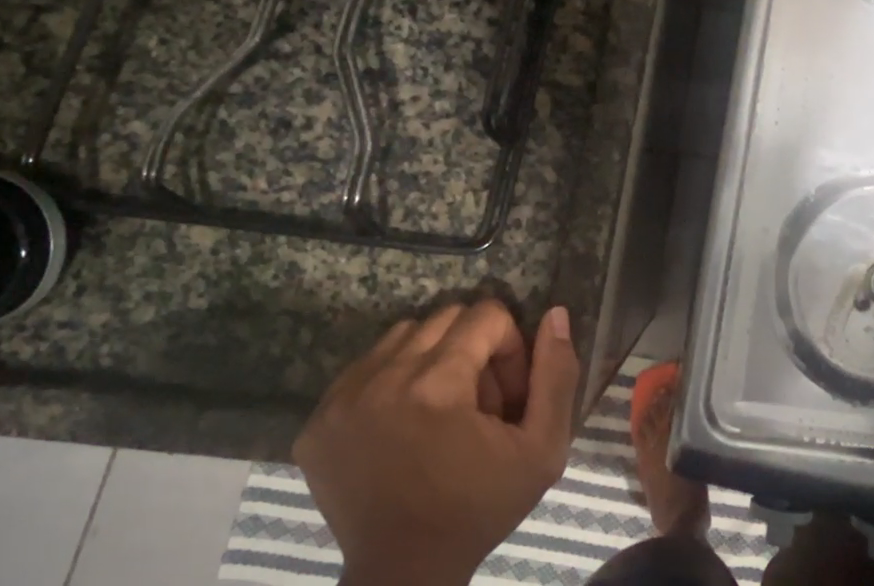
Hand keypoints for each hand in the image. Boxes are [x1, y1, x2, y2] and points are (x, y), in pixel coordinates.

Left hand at [294, 301, 579, 585]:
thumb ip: (556, 375)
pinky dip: (393, 380)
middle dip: (474, 348)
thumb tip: (555, 314)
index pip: (486, 316)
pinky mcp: (317, 421)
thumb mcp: (543, 449)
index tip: (507, 397)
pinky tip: (404, 424)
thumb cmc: (480, 509)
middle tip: (478, 404)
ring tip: (441, 411)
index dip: (510, 348)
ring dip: (433, 358)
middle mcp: (382, 380)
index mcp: (437, 385)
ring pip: (403, 335)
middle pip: (444, 318)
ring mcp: (341, 400)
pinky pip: (365, 366)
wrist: (405, 572)